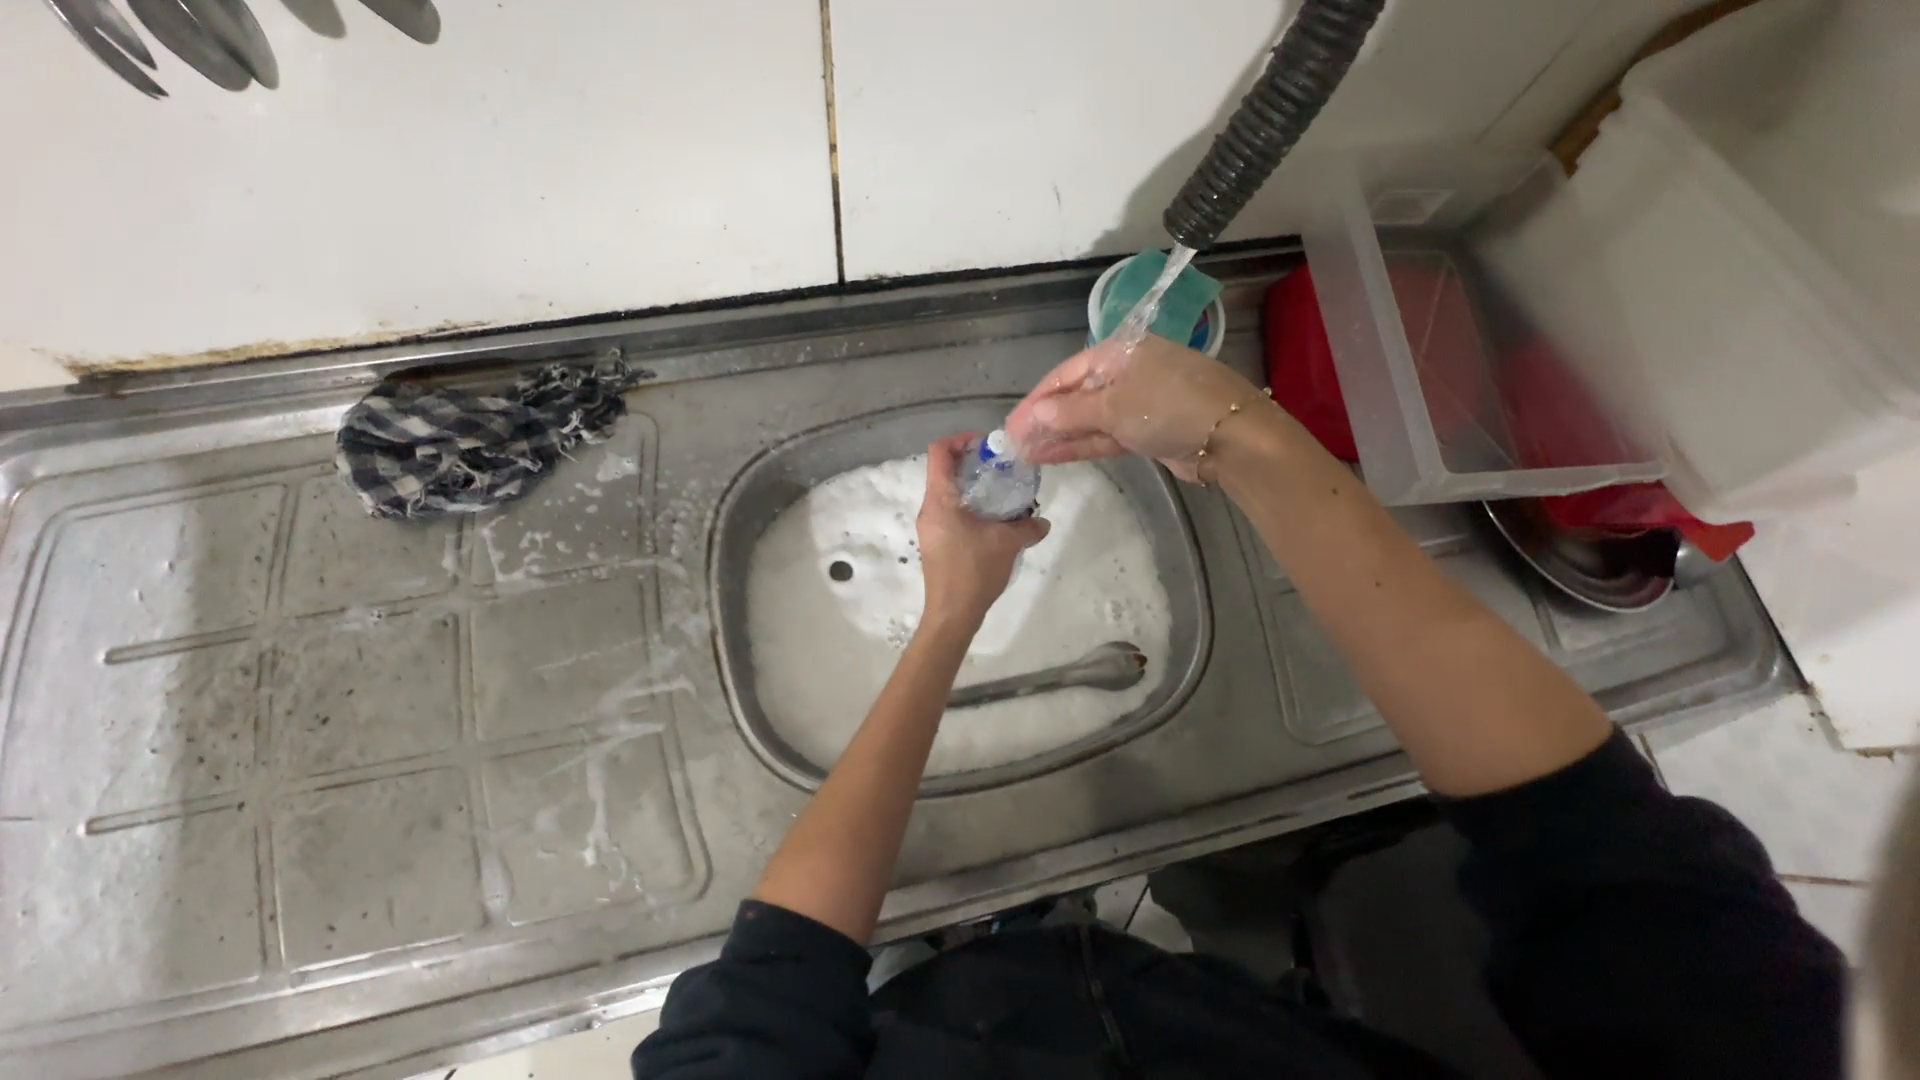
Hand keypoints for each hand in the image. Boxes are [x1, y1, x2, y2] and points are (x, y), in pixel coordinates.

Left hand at [917, 434, 1049, 627]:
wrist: (952, 614)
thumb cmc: (974, 572)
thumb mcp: (1007, 544)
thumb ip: (1028, 527)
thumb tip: (1042, 522)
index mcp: (940, 500)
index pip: (939, 452)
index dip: (960, 439)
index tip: (986, 446)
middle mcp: (929, 509)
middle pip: (944, 470)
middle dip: (972, 464)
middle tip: (1001, 469)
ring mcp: (930, 527)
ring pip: (948, 493)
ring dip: (972, 488)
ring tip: (1002, 495)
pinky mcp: (935, 542)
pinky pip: (949, 512)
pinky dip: (969, 507)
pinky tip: (993, 521)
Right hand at [1005, 335, 1262, 479]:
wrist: (1230, 437)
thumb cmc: (1169, 407)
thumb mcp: (1113, 407)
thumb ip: (1070, 413)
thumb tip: (1034, 415)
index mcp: (1119, 352)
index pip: (1066, 373)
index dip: (1037, 399)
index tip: (1011, 424)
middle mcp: (1127, 374)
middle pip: (1076, 396)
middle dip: (1045, 420)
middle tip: (1013, 444)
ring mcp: (1138, 404)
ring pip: (1089, 420)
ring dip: (1059, 437)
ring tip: (1025, 454)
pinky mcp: (1147, 432)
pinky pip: (1105, 436)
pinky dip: (1081, 446)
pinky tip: (1051, 456)